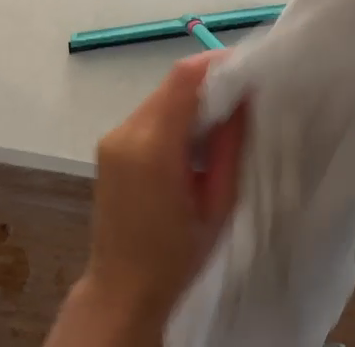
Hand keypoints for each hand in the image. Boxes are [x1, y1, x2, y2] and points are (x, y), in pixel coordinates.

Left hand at [75, 53, 246, 336]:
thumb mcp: (218, 202)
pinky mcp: (108, 145)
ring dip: (191, 101)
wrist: (123, 290)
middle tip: (241, 96)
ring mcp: (112, 137)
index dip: (216, 63)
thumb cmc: (177, 255)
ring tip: (220, 123)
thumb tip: (243, 95)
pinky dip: (173, 116)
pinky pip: (148, 115)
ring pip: (160, 97)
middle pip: (172, 85)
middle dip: (208, 84)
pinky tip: (192, 141)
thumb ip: (229, 144)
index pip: (184, 78)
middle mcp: (126, 132)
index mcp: (153, 148)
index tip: (246, 68)